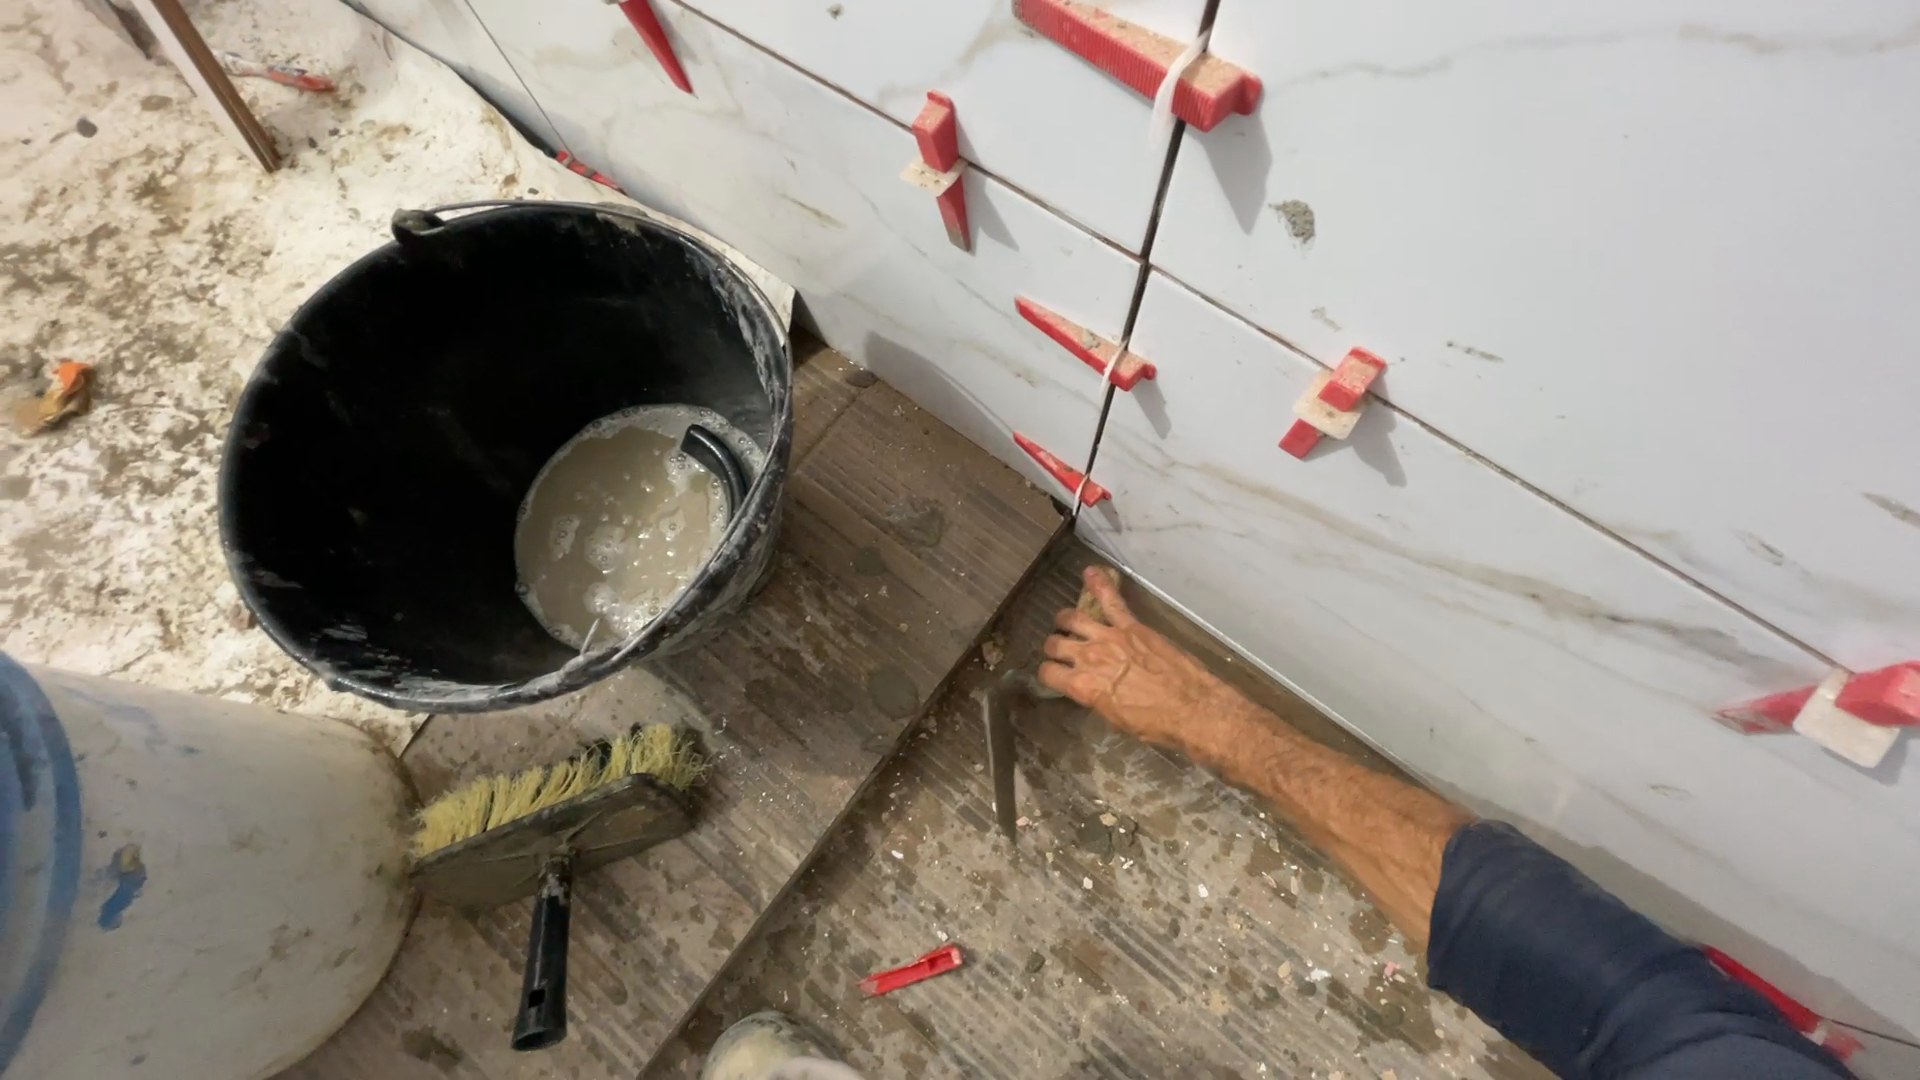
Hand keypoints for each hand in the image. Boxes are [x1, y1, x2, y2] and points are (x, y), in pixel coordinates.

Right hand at [1039, 566, 1249, 755]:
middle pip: (1054, 644)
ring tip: (1066, 621)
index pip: (1047, 673)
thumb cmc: (1155, 724)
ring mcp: (1109, 637)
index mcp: (1082, 686)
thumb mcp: (1116, 719)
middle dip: (1054, 647)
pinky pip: (1112, 600)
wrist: (1192, 709)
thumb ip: (1096, 698)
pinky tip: (1090, 572)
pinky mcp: (1131, 626)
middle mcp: (1088, 658)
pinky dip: (1100, 584)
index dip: (1048, 674)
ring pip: (1073, 618)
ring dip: (1065, 620)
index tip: (1054, 674)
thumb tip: (1091, 689)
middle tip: (1060, 648)